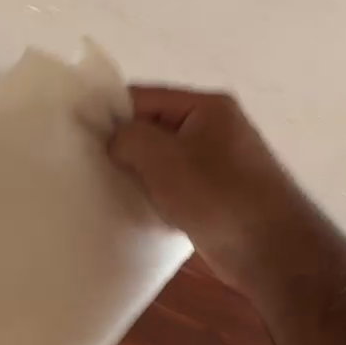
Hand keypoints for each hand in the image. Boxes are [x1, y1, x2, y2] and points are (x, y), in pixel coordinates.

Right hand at [105, 85, 324, 292]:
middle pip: (152, 126)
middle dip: (121, 145)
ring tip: (105, 188)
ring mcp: (216, 160)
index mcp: (206, 107)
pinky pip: (171, 183)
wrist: (268, 247)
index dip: (109, 113)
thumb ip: (129, 138)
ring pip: (160, 158)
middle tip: (87, 166)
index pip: (144, 97)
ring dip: (135, 172)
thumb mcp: (163, 159)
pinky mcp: (213, 192)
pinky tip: (133, 207)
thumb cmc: (216, 196)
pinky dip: (151, 192)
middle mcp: (214, 127)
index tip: (77, 136)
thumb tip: (113, 138)